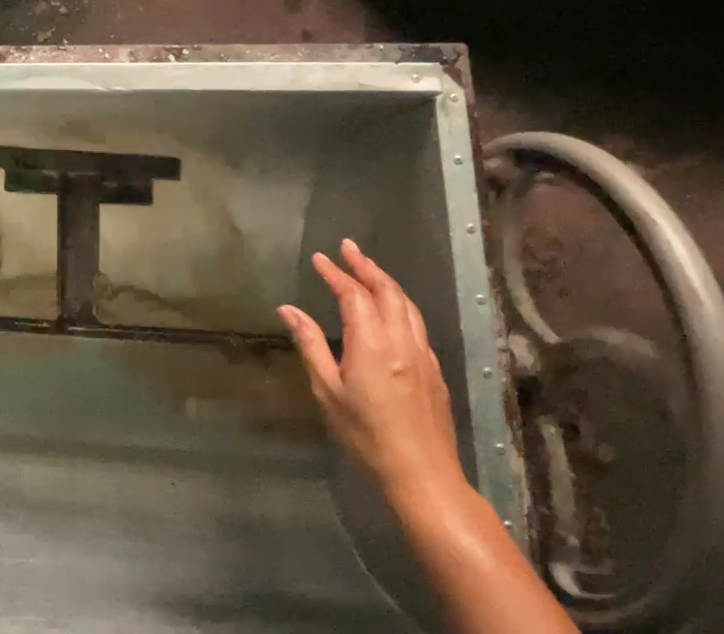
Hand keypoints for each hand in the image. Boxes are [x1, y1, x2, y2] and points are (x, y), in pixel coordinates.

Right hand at [279, 239, 467, 502]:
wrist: (422, 475)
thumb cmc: (365, 435)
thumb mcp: (327, 391)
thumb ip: (311, 345)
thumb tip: (289, 310)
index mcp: (372, 344)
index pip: (355, 295)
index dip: (337, 273)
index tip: (320, 258)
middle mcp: (402, 341)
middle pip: (388, 291)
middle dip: (367, 266)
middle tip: (348, 248)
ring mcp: (423, 355)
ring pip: (408, 306)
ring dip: (387, 282)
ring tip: (369, 270)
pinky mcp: (434, 371)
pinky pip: (417, 325)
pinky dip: (401, 305)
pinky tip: (392, 312)